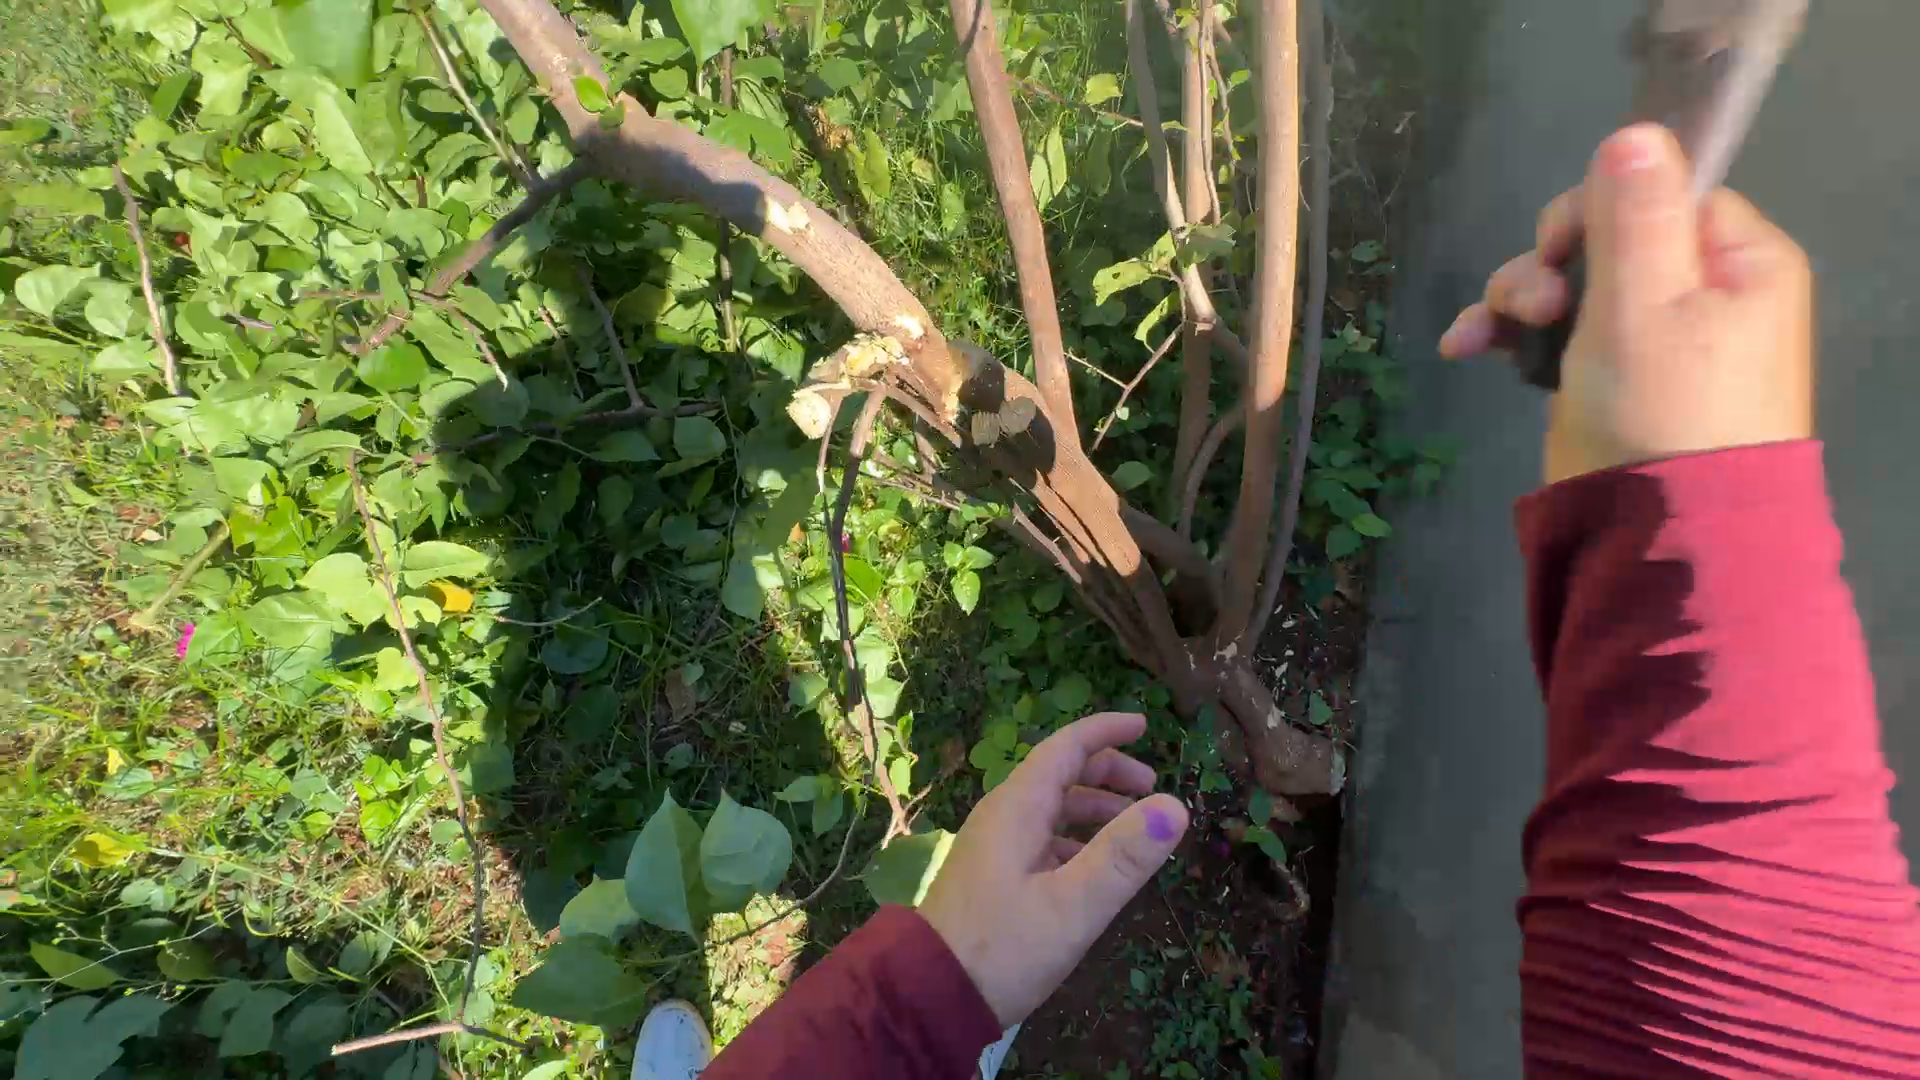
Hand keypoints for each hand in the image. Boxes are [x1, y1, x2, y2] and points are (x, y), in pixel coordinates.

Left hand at [919, 712, 1188, 1027]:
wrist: (930, 993)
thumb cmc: (1003, 946)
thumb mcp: (1072, 905)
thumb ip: (1123, 856)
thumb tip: (1174, 805)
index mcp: (1019, 805)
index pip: (1066, 746)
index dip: (1105, 731)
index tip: (1144, 725)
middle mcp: (1004, 812)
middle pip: (1061, 773)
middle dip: (1108, 771)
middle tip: (1152, 788)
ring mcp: (996, 842)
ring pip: (1052, 807)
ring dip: (1095, 808)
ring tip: (1135, 831)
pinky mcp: (994, 871)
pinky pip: (1043, 836)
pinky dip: (1077, 838)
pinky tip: (1097, 867)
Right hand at [1438, 123, 1814, 484]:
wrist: (1650, 517)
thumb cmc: (1660, 406)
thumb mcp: (1645, 303)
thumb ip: (1635, 218)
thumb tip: (1630, 132)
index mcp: (1730, 262)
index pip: (1659, 199)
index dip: (1598, 211)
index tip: (1559, 243)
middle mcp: (1688, 291)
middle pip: (1600, 243)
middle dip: (1544, 266)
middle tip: (1531, 306)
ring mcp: (1637, 336)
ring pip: (1561, 288)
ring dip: (1511, 302)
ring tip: (1482, 337)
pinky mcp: (1594, 373)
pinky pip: (1545, 332)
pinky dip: (1504, 336)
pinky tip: (1464, 348)